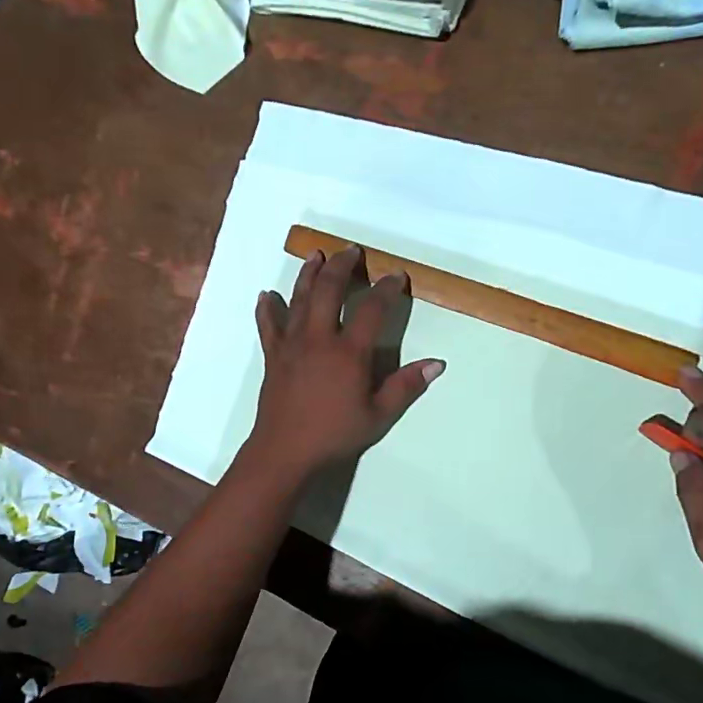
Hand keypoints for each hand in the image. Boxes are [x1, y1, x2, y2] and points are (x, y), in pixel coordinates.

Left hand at [246, 246, 445, 477]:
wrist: (284, 451)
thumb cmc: (334, 434)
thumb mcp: (378, 415)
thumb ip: (405, 386)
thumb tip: (437, 364)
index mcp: (348, 352)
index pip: (372, 309)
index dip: (387, 289)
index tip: (397, 275)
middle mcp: (318, 339)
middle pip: (328, 290)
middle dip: (342, 266)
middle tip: (352, 251)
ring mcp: (291, 345)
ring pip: (298, 299)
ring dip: (308, 274)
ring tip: (316, 255)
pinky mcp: (272, 356)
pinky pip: (268, 325)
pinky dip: (268, 308)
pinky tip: (266, 295)